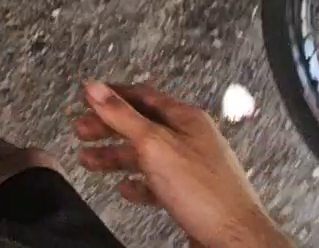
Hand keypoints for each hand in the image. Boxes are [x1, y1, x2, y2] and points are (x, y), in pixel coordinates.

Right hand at [75, 81, 289, 247]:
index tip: (86, 99)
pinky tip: (125, 189)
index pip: (142, 95)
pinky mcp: (194, 195)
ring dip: (116, 156)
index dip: (112, 95)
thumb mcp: (154, 145)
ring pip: (146, 154)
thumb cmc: (199, 189)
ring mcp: (194, 167)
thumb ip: (122, 115)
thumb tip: (92, 85)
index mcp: (185, 118)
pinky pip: (159, 182)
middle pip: (141, 124)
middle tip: (79, 131)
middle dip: (108, 127)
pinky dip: (139, 183)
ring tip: (87, 162)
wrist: (239, 244)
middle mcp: (191, 138)